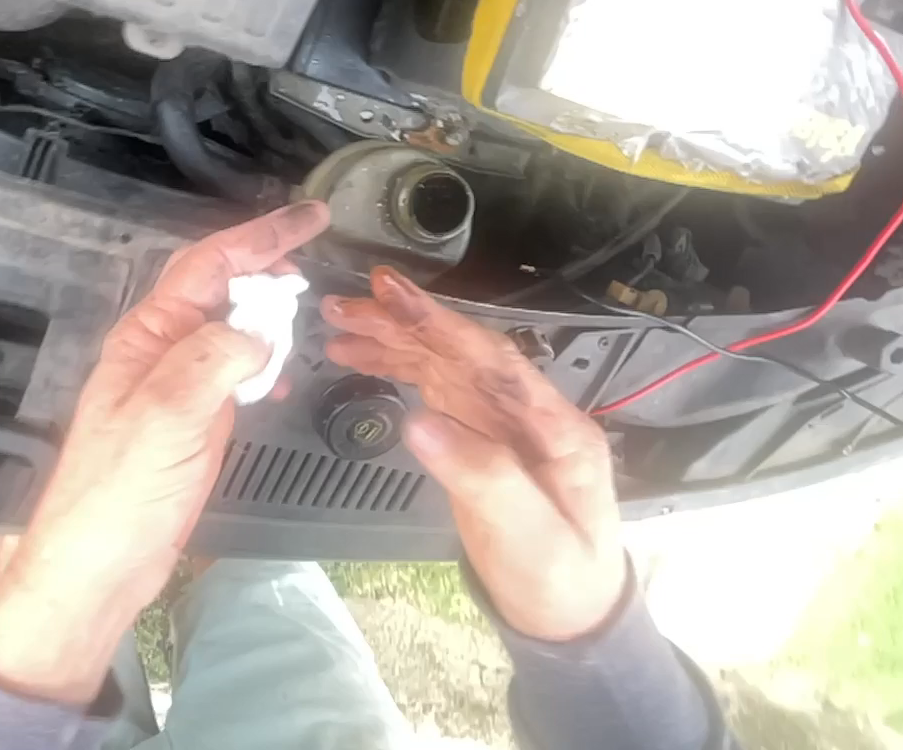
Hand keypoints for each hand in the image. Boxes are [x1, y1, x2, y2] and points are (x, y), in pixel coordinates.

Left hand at [0, 201, 330, 703]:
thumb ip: (211, 361)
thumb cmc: (120, 489)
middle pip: (220, 285)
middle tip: (312, 255)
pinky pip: (236, 369)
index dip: (260, 236)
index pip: (209, 264)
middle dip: (265, 264)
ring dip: (268, 312)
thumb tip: (258, 332)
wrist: (101, 562)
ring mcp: (179, 381)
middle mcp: (163, 347)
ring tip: (302, 310)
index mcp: (150, 333)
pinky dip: (264, 362)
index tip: (308, 217)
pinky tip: (278, 379)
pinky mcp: (194, 414)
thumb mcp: (164, 415)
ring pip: (231, 326)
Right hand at [321, 266, 626, 642]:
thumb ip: (481, 477)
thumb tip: (417, 422)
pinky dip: (392, 362)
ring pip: (437, 360)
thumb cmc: (557, 578)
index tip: (388, 290)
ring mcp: (495, 415)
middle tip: (340, 306)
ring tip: (336, 324)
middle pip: (456, 349)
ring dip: (388, 337)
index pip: (489, 357)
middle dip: (399, 321)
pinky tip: (359, 355)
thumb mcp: (530, 538)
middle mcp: (521, 407)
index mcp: (550, 424)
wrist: (566, 612)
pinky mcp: (471, 427)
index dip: (435, 320)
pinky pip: (428, 381)